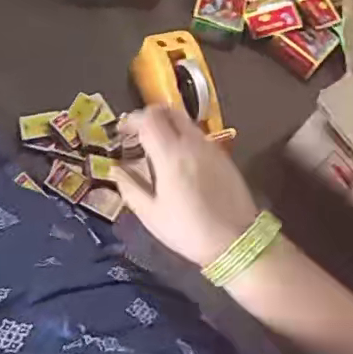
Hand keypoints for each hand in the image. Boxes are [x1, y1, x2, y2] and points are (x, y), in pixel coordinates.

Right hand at [114, 106, 261, 268]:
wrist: (236, 242)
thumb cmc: (188, 230)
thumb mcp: (150, 214)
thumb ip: (129, 186)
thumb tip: (116, 169)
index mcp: (171, 154)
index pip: (149, 119)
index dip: (132, 119)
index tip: (122, 130)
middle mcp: (193, 144)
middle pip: (169, 111)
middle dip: (150, 116)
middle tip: (138, 133)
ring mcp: (211, 149)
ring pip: (186, 122)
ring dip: (168, 126)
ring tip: (156, 147)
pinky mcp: (224, 157)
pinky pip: (199, 137)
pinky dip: (184, 138)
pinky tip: (178, 160)